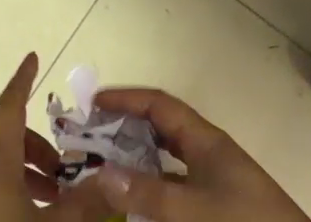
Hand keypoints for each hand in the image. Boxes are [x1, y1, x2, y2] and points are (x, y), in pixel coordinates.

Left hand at [0, 53, 113, 221]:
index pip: (11, 105)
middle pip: (8, 137)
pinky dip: (10, 188)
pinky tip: (31, 217)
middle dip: (40, 147)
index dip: (23, 80)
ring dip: (27, 171)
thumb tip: (117, 179)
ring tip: (55, 201)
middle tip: (67, 172)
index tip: (34, 57)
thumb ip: (86, 202)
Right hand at [90, 88, 310, 221]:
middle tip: (90, 141)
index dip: (125, 99)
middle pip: (161, 130)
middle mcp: (210, 155)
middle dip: (126, 130)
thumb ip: (147, 195)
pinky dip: (154, 193)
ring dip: (138, 164)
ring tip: (104, 173)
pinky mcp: (220, 210)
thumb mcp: (193, 213)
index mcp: (206, 142)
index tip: (91, 104)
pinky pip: (178, 191)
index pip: (159, 105)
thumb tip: (100, 174)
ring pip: (168, 163)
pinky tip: (136, 210)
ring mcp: (217, 184)